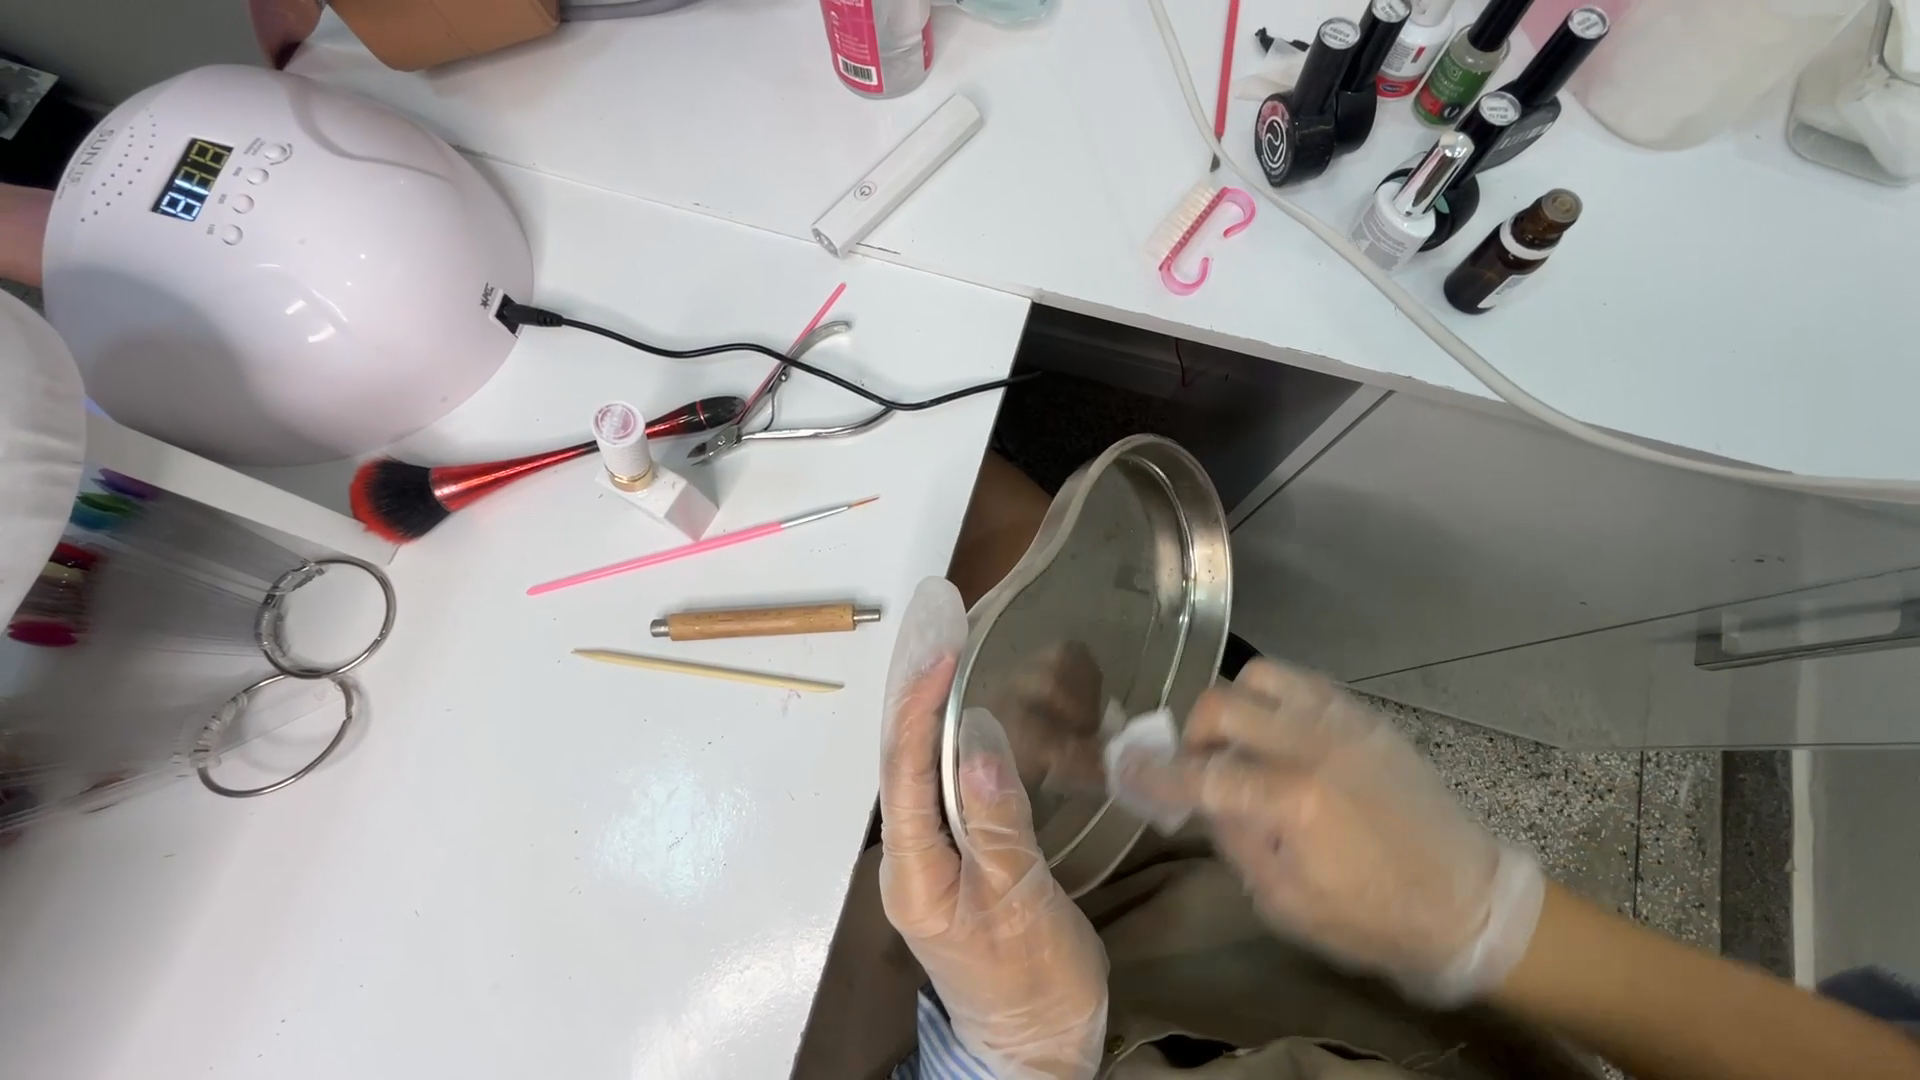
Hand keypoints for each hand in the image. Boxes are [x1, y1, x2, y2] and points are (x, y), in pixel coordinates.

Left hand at [879, 579, 1108, 1079]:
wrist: (1036, 1047)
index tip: (943, 651)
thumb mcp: (1023, 904)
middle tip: (935, 627)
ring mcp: (928, 854)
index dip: (918, 706)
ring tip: (948, 649)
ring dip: (930, 708)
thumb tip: (975, 738)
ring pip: (920, 767)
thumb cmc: (1034, 981)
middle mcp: (908, 854)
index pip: (903, 770)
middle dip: (914, 692)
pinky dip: (951, 738)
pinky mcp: (953, 854)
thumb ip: (997, 822)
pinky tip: (966, 709)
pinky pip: (944, 783)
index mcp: (912, 870)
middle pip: (901, 759)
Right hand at [1116, 659, 1542, 1006]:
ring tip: (1244, 742)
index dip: (1154, 772)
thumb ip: (1234, 840)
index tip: (1126, 767)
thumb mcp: (1284, 902)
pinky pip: (1303, 683)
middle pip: (1221, 704)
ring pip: (1260, 676)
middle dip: (1193, 733)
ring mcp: (1343, 722)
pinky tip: (1282, 735)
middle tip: (1199, 764)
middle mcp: (1313, 745)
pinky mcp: (1365, 717)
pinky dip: (1276, 701)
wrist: (1471, 903)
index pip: (1201, 774)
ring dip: (1236, 706)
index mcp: (1293, 800)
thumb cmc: (1373, 919)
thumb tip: (1204, 798)